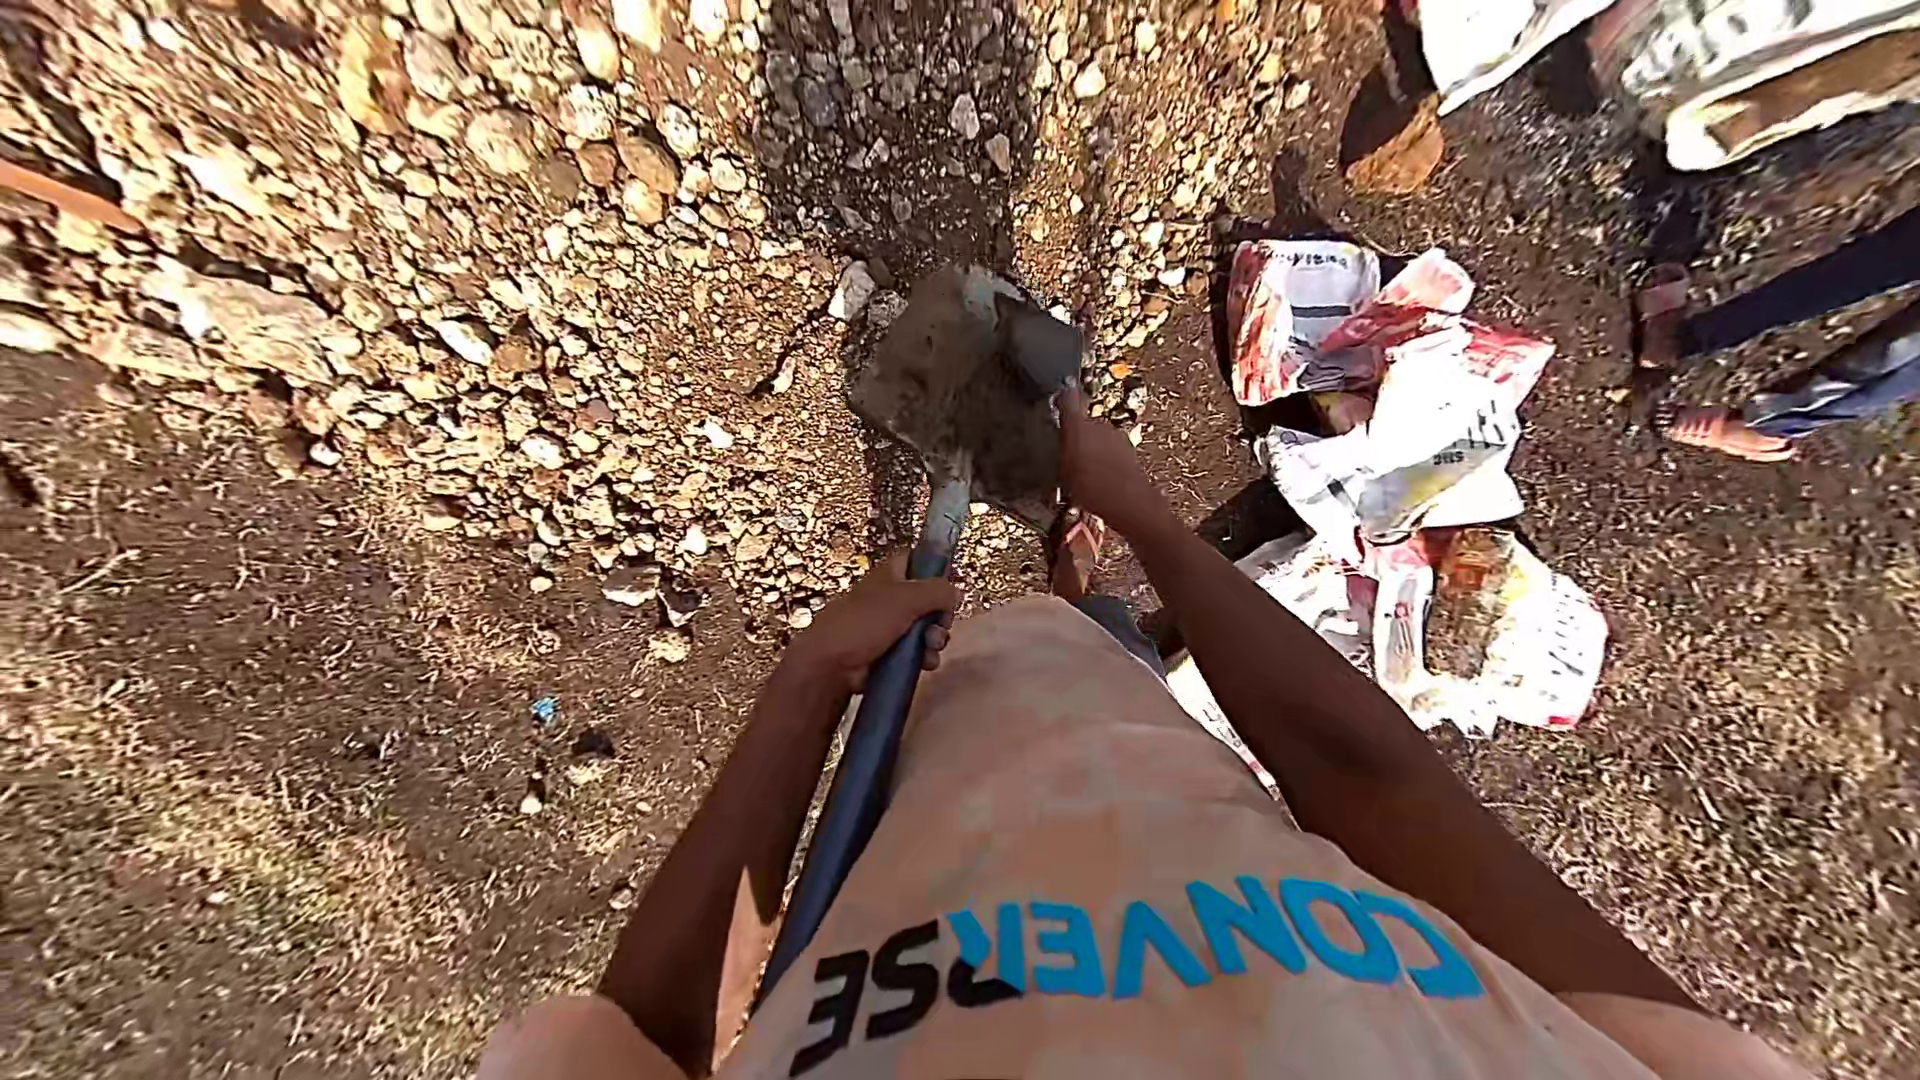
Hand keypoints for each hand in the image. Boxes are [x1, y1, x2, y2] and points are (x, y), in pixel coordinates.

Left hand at [782, 555, 959, 693]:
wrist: (831, 665)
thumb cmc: (865, 622)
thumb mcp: (905, 598)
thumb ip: (937, 591)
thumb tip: (956, 592)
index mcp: (889, 576)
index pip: (917, 562)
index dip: (936, 570)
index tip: (950, 586)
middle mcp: (889, 598)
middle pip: (928, 600)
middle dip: (940, 615)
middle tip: (941, 625)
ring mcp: (888, 627)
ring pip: (925, 629)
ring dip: (934, 639)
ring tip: (930, 648)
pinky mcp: (888, 653)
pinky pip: (915, 651)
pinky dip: (924, 656)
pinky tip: (925, 663)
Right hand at [1056, 388, 1176, 539]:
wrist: (1127, 501)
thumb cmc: (1090, 487)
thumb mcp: (1064, 472)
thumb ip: (1062, 451)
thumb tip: (1061, 443)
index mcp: (1079, 426)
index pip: (1069, 399)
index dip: (1063, 397)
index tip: (1058, 399)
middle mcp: (1099, 424)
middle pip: (1085, 422)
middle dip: (1078, 434)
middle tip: (1068, 454)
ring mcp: (1117, 435)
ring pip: (1099, 436)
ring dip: (1093, 447)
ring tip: (1084, 470)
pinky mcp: (1129, 449)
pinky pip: (1111, 449)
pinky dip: (1106, 457)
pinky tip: (1100, 477)